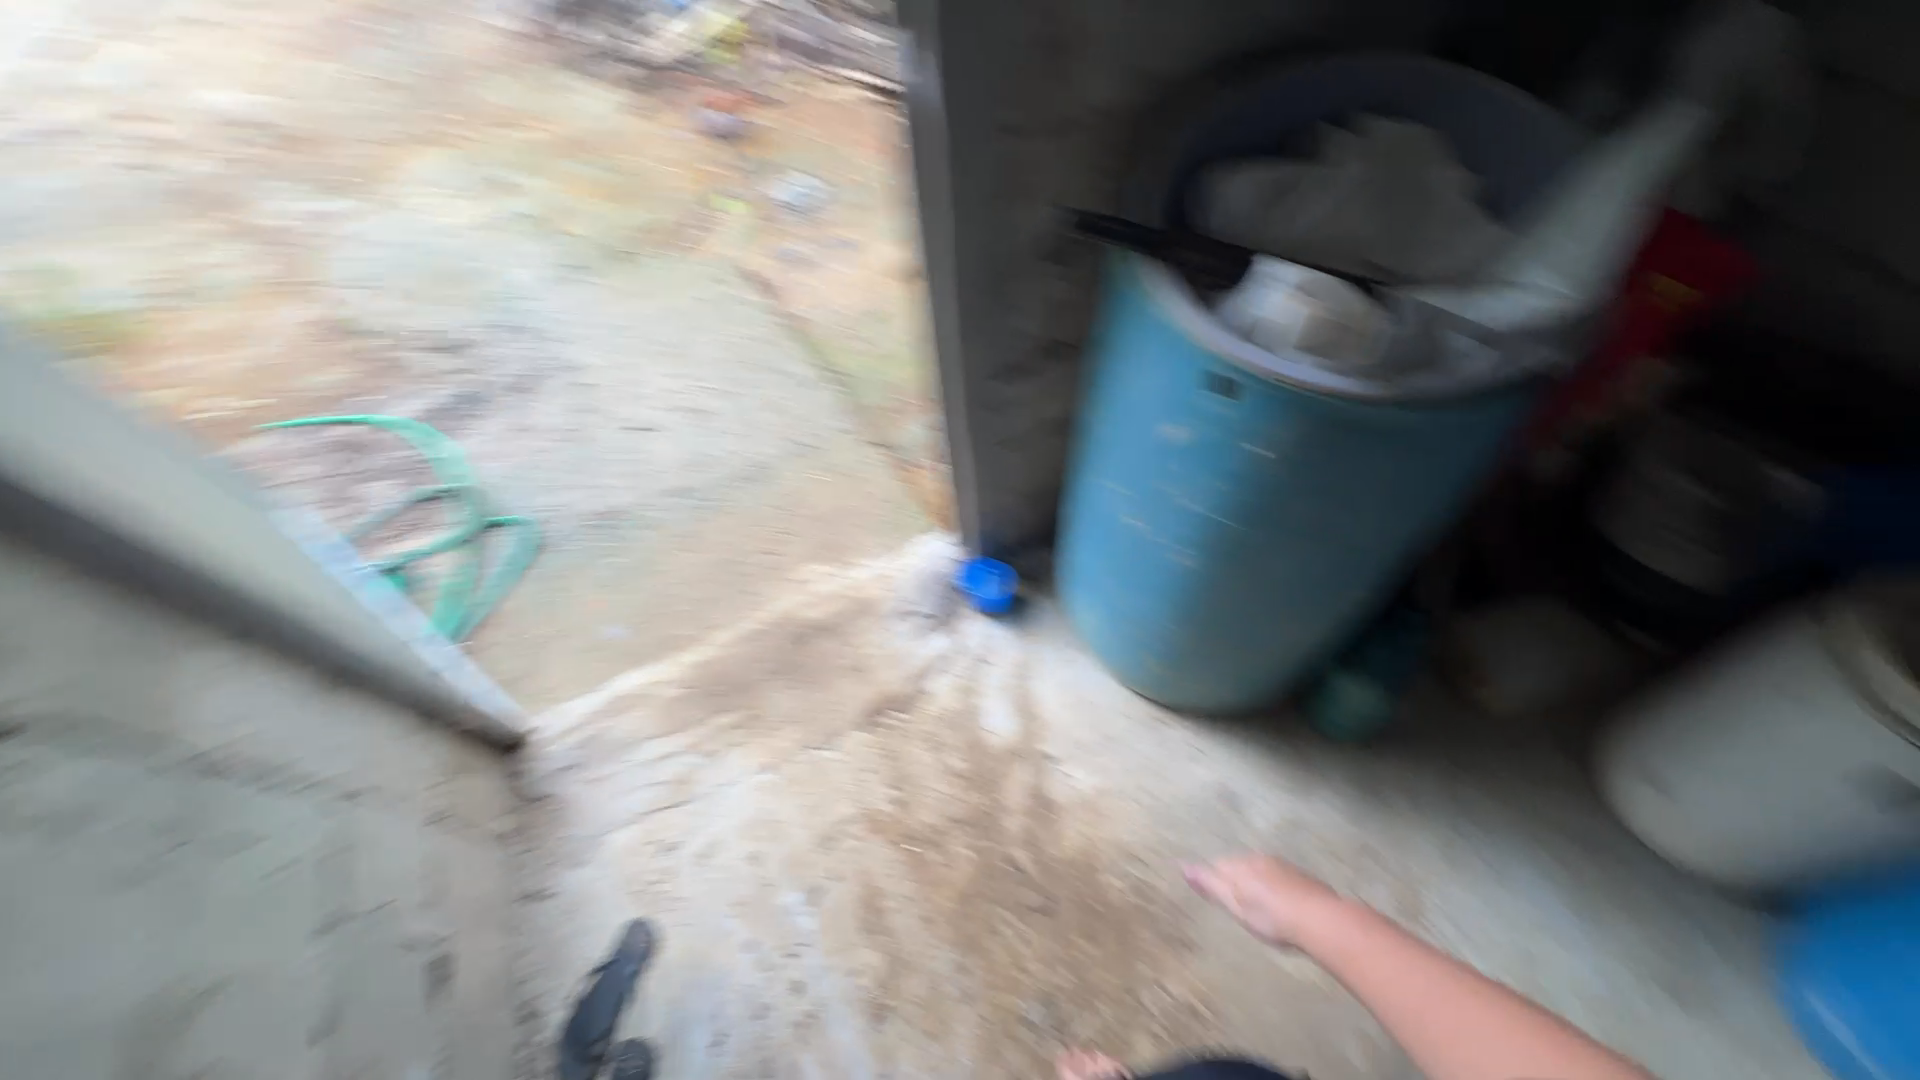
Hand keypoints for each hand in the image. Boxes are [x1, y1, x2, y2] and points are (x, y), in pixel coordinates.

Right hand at [1183, 854, 1345, 947]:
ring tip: (1260, 907)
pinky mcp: (1302, 877)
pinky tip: (1283, 906)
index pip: (1218, 866)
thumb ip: (1210, 885)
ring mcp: (1283, 866)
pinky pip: (1281, 878)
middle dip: (1236, 881)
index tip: (1218, 899)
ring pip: (1261, 871)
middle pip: (1240, 866)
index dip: (1214, 881)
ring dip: (1257, 884)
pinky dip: (1276, 888)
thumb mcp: (1235, 905)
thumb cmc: (1271, 917)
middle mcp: (1260, 859)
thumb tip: (1181, 865)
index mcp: (1240, 866)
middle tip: (1239, 906)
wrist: (1320, 920)